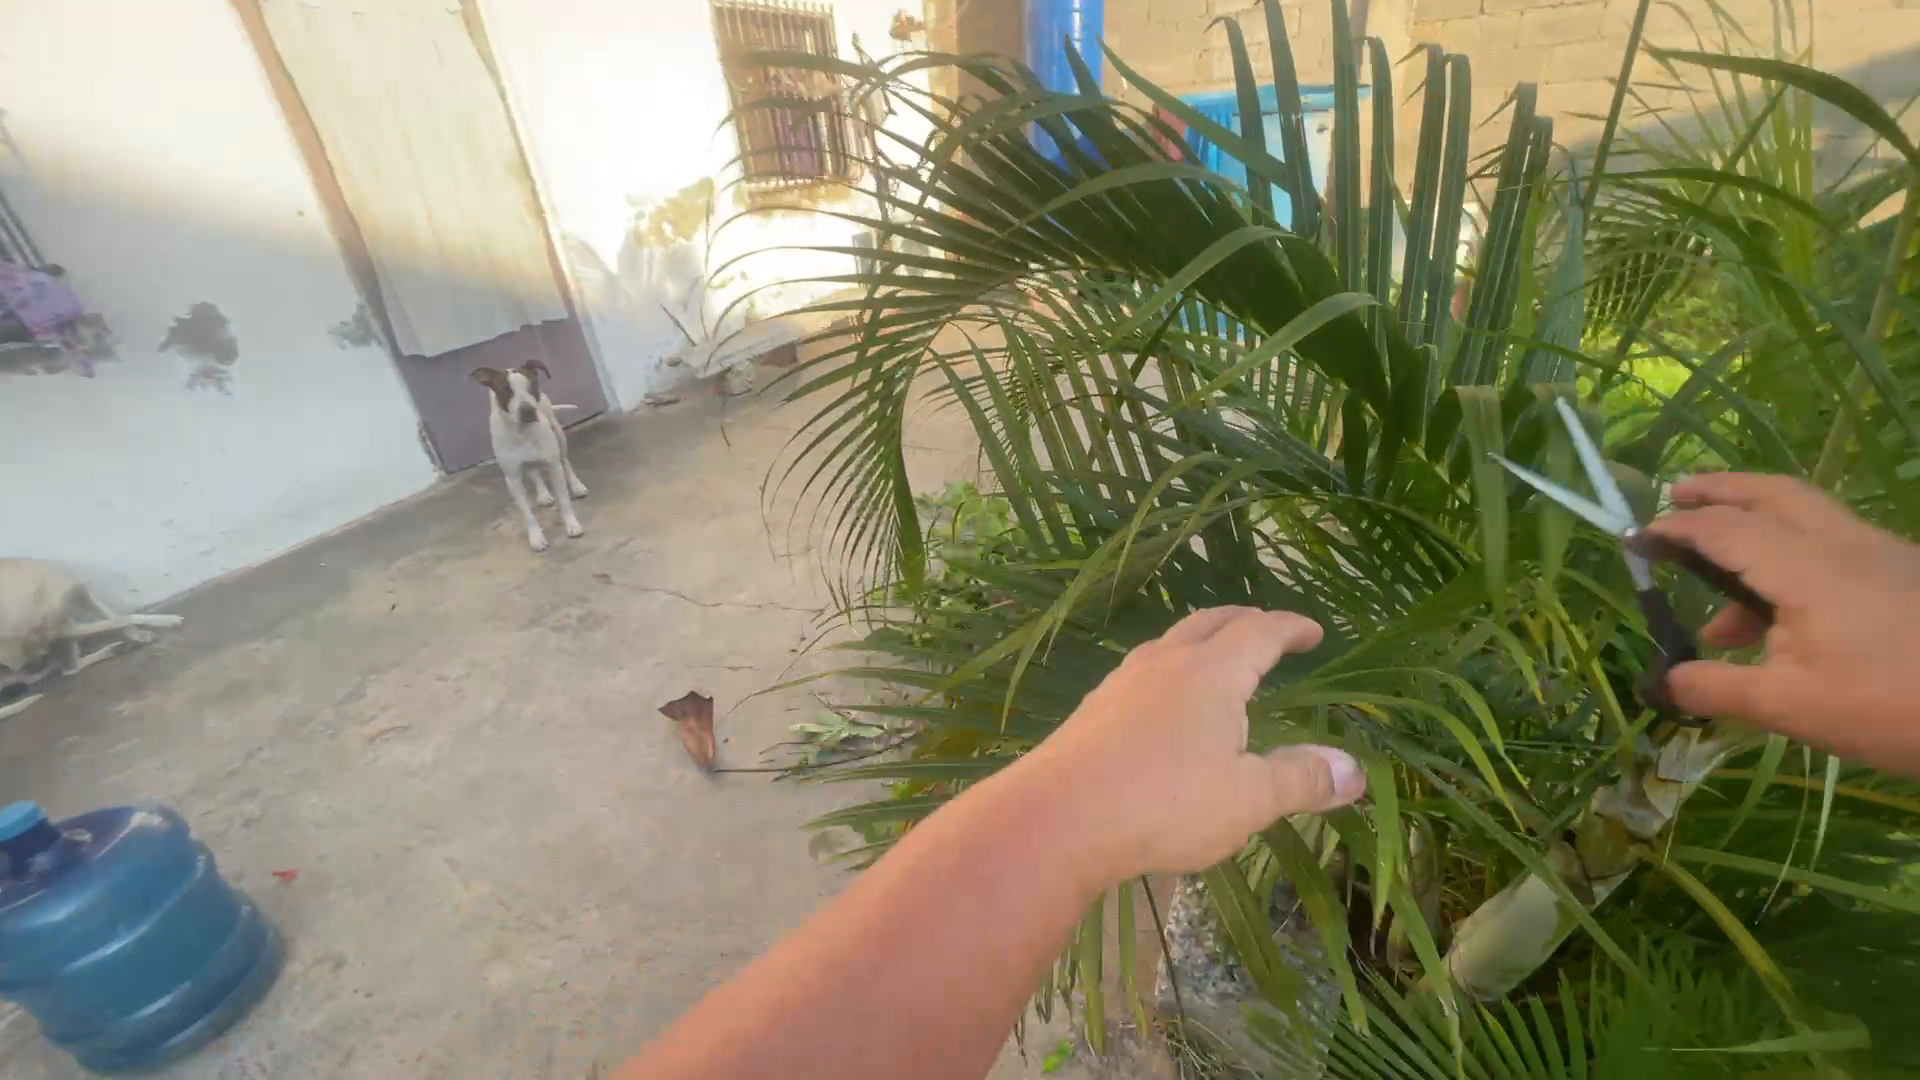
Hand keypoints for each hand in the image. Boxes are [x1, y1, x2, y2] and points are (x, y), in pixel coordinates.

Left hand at [1018, 607, 1365, 881]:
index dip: (1289, 628)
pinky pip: (1142, 671)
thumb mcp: (1248, 798)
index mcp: (1209, 674)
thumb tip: (1353, 767)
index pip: (1258, 633)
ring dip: (1200, 641)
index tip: (1313, 631)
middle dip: (1244, 620)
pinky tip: (1162, 701)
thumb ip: (1300, 779)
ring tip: (1216, 660)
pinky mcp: (1095, 707)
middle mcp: (1164, 664)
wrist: (1061, 815)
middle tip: (1268, 629)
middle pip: (1209, 623)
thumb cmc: (1165, 803)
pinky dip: (1168, 669)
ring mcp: (1122, 682)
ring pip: (1168, 643)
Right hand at [1645, 473, 1919, 773]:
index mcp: (1810, 569)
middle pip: (1776, 494)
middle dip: (1719, 488)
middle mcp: (1849, 549)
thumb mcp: (1793, 707)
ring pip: (1809, 521)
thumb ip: (1714, 688)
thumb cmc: (1902, 706)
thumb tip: (1661, 685)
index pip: (1723, 528)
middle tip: (1674, 493)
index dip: (1672, 528)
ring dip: (1751, 533)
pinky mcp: (1912, 582)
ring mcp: (1890, 562)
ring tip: (1714, 592)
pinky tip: (1778, 623)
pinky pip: (1835, 551)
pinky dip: (1788, 563)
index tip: (1631, 540)